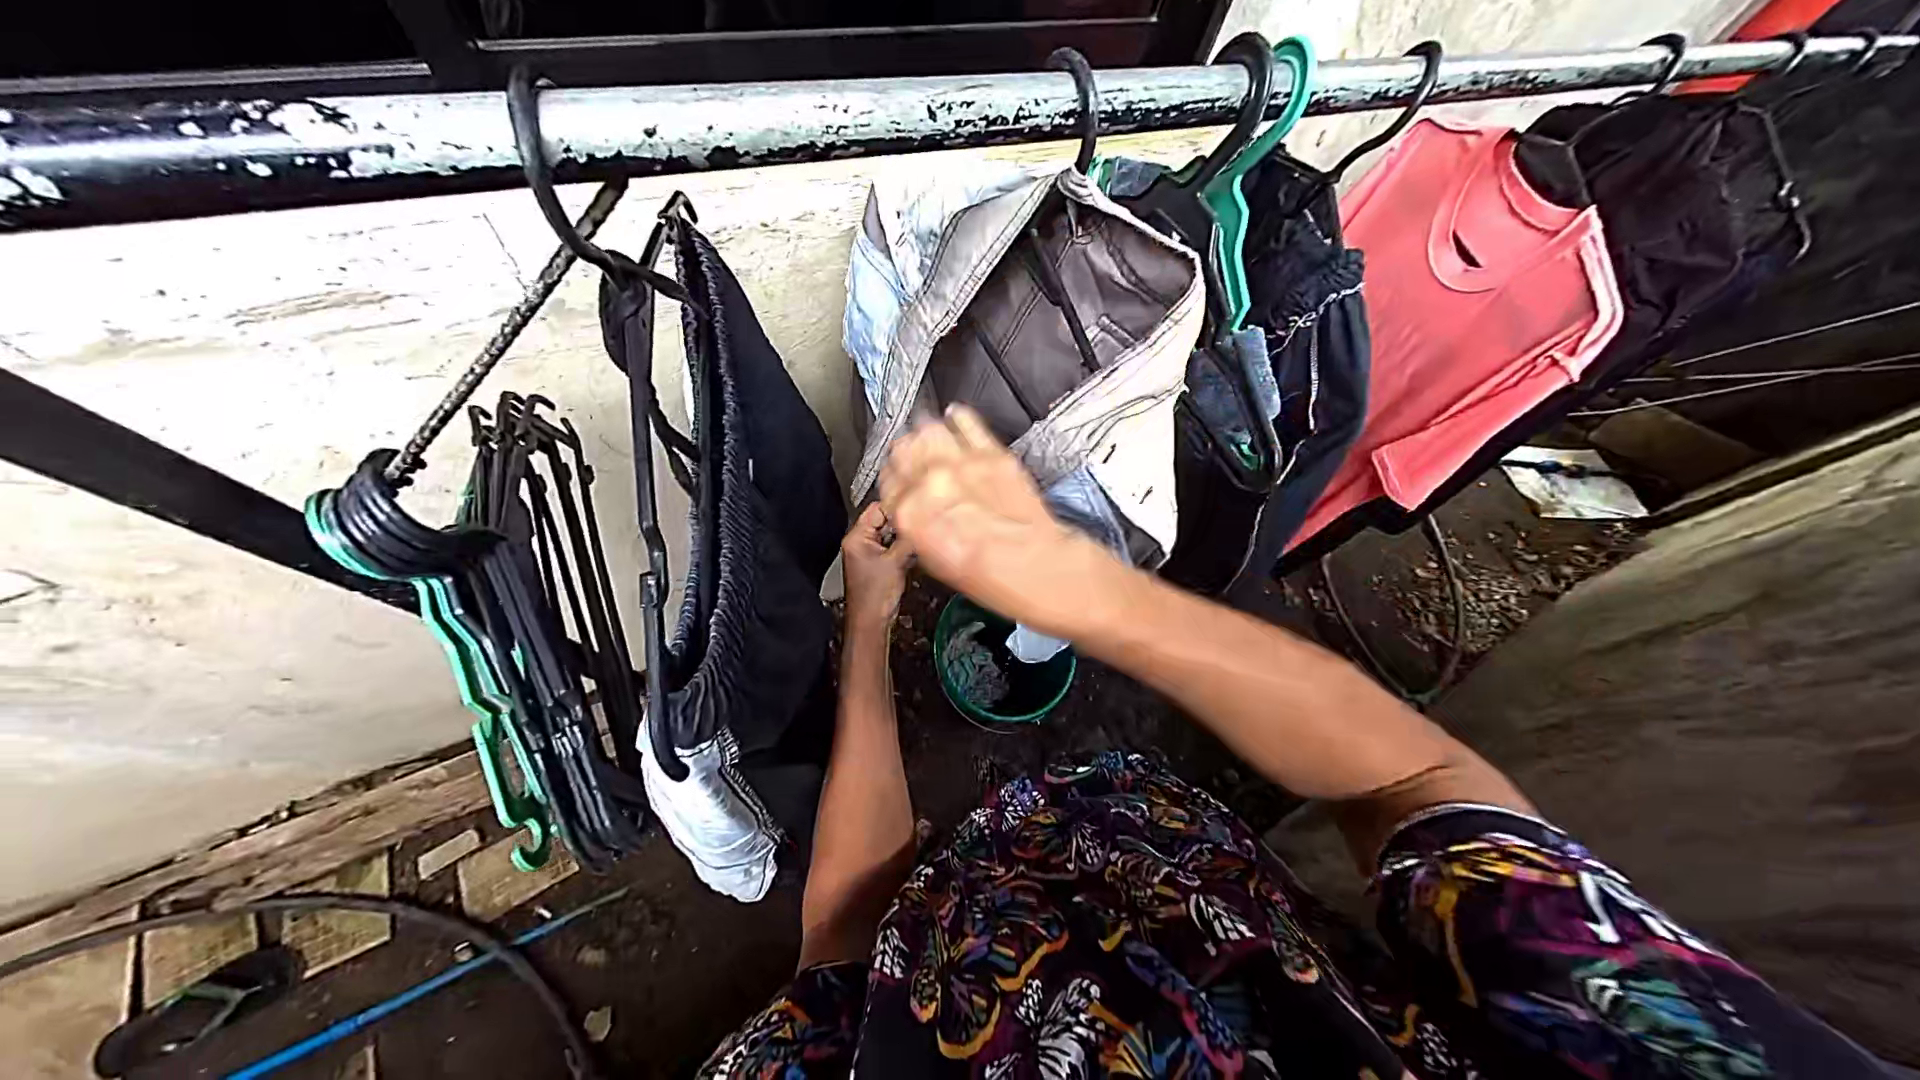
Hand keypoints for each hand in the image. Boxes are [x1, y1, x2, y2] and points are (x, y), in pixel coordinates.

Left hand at [841, 502, 912, 631]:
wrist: (871, 621)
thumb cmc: (875, 595)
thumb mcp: (896, 560)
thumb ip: (907, 538)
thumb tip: (921, 523)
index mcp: (856, 537)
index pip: (877, 509)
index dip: (897, 507)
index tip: (916, 508)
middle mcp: (859, 542)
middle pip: (884, 521)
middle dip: (902, 523)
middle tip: (920, 524)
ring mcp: (868, 553)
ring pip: (890, 535)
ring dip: (904, 537)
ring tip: (918, 539)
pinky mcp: (877, 564)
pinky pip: (892, 548)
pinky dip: (903, 548)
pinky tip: (913, 552)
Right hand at [877, 405, 1119, 635]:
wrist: (1037, 567)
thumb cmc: (991, 576)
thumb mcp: (937, 563)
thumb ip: (919, 528)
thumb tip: (916, 512)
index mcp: (911, 513)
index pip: (887, 481)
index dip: (894, 481)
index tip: (901, 483)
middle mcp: (930, 482)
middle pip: (904, 449)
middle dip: (907, 454)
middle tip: (915, 460)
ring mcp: (961, 462)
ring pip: (928, 429)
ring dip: (927, 433)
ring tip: (932, 438)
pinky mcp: (991, 451)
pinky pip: (966, 421)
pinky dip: (958, 418)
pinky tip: (956, 419)